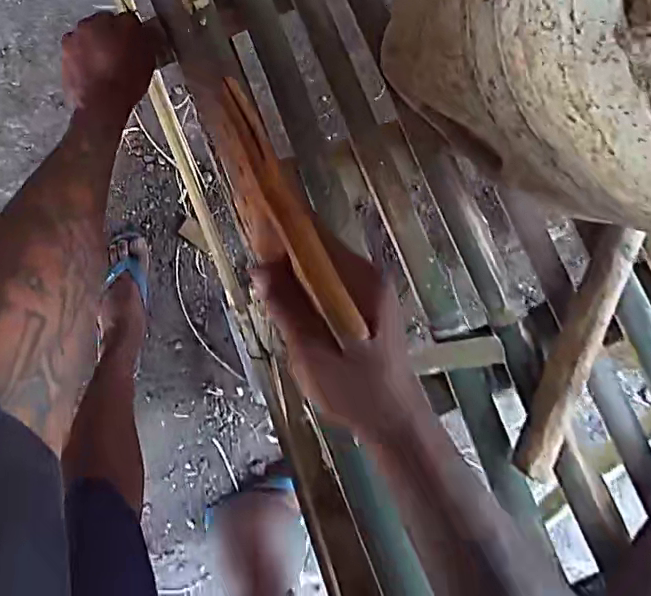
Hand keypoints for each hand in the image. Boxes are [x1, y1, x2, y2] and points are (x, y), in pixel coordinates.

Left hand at [61, 12, 159, 122]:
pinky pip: (76, 51)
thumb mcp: (148, 59)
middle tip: (118, 54)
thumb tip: (147, 32)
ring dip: (94, 45)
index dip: (131, 33)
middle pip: (103, 25)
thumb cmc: (127, 82)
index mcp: (119, 21)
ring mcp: (76, 37)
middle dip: (110, 36)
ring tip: (104, 65)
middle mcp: (94, 23)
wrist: (101, 104)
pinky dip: (82, 57)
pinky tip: (91, 71)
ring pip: (88, 36)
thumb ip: (146, 39)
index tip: (133, 44)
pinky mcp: (64, 53)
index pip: (127, 19)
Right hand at [252, 236, 423, 441]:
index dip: (283, 228)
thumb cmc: (356, 393)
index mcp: (360, 282)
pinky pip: (329, 274)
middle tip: (254, 267)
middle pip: (318, 244)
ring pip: (322, 259)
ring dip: (293, 266)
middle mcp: (368, 273)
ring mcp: (370, 283)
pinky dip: (306, 279)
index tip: (253, 229)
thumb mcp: (312, 355)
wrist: (397, 421)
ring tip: (266, 283)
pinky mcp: (367, 296)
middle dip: (284, 249)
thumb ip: (286, 309)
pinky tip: (290, 298)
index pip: (316, 236)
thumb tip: (258, 268)